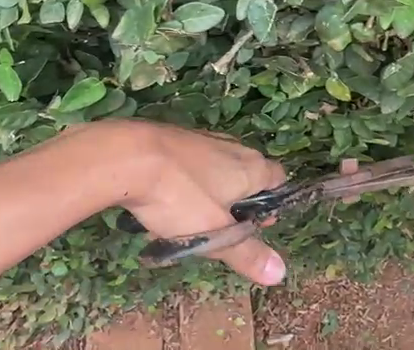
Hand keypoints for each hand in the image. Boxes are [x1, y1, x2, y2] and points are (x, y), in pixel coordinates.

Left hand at [77, 120, 288, 285]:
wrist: (133, 158)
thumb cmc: (180, 197)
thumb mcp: (213, 233)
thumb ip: (246, 253)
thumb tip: (280, 273)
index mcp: (253, 167)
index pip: (279, 179)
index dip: (270, 205)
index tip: (254, 228)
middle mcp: (237, 148)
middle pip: (250, 175)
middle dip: (239, 203)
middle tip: (219, 229)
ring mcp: (208, 140)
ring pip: (221, 169)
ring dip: (213, 193)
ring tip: (190, 221)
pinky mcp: (182, 138)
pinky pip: (196, 163)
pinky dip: (190, 181)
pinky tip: (168, 200)